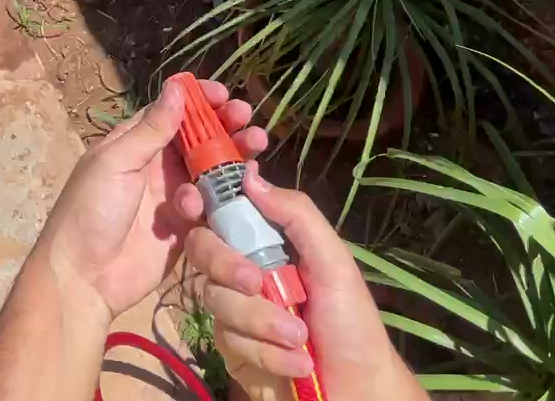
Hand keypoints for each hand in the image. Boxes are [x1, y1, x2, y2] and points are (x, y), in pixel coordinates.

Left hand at [31, 77, 266, 320]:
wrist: (84, 277)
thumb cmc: (92, 209)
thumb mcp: (118, 162)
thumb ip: (151, 129)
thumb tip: (177, 85)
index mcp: (136, 142)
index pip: (173, 112)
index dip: (199, 100)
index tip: (224, 94)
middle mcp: (157, 165)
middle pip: (198, 138)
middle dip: (224, 125)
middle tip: (247, 117)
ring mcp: (173, 196)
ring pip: (210, 169)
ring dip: (232, 156)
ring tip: (256, 145)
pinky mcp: (187, 228)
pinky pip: (213, 206)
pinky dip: (227, 195)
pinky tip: (240, 188)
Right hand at [176, 167, 426, 400]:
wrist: (359, 393)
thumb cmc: (351, 321)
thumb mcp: (333, 261)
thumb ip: (297, 215)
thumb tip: (249, 175)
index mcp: (263, 239)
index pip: (219, 209)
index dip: (197, 201)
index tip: (194, 204)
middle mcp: (241, 266)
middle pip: (201, 247)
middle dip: (225, 264)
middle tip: (256, 283)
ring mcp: (233, 307)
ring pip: (215, 297)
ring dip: (261, 320)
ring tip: (300, 338)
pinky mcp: (232, 347)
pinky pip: (229, 338)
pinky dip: (267, 353)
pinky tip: (296, 363)